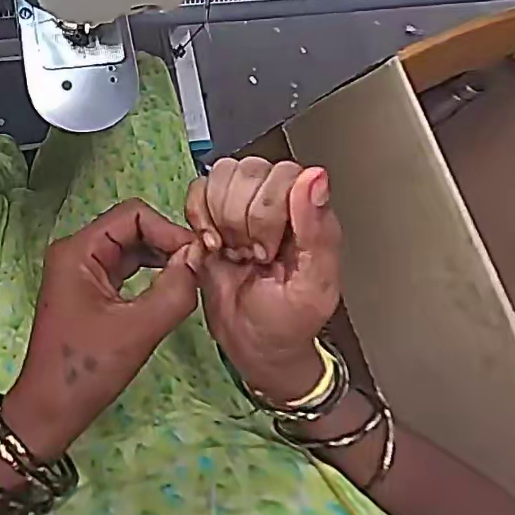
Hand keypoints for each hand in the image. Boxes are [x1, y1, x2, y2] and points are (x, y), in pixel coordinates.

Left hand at [0, 199, 202, 459]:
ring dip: (162, 258)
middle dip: (168, 242)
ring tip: (192, 278)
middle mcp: (77, 251)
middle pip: (132, 227)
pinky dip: (151, 274)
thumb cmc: (86, 370)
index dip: (169, 230)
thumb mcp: (138, 329)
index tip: (199, 257)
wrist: (48, 411)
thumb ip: (175, 290)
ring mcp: (81, 270)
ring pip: (131, 247)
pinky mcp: (89, 289)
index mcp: (78, 250)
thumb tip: (200, 257)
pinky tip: (172, 288)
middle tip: (200, 268)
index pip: (133, 215)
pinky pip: (125, 268)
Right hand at [186, 159, 342, 402]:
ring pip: (220, 175)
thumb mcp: (313, 285)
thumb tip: (317, 177)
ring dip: (218, 218)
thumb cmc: (289, 319)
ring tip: (231, 250)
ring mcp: (240, 201)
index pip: (282, 174)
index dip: (266, 211)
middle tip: (248, 256)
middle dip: (240, 219)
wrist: (252, 343)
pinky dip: (197, 217)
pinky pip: (197, 189)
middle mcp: (275, 196)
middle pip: (247, 171)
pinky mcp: (210, 212)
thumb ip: (318, 230)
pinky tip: (210, 244)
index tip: (265, 252)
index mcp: (308, 208)